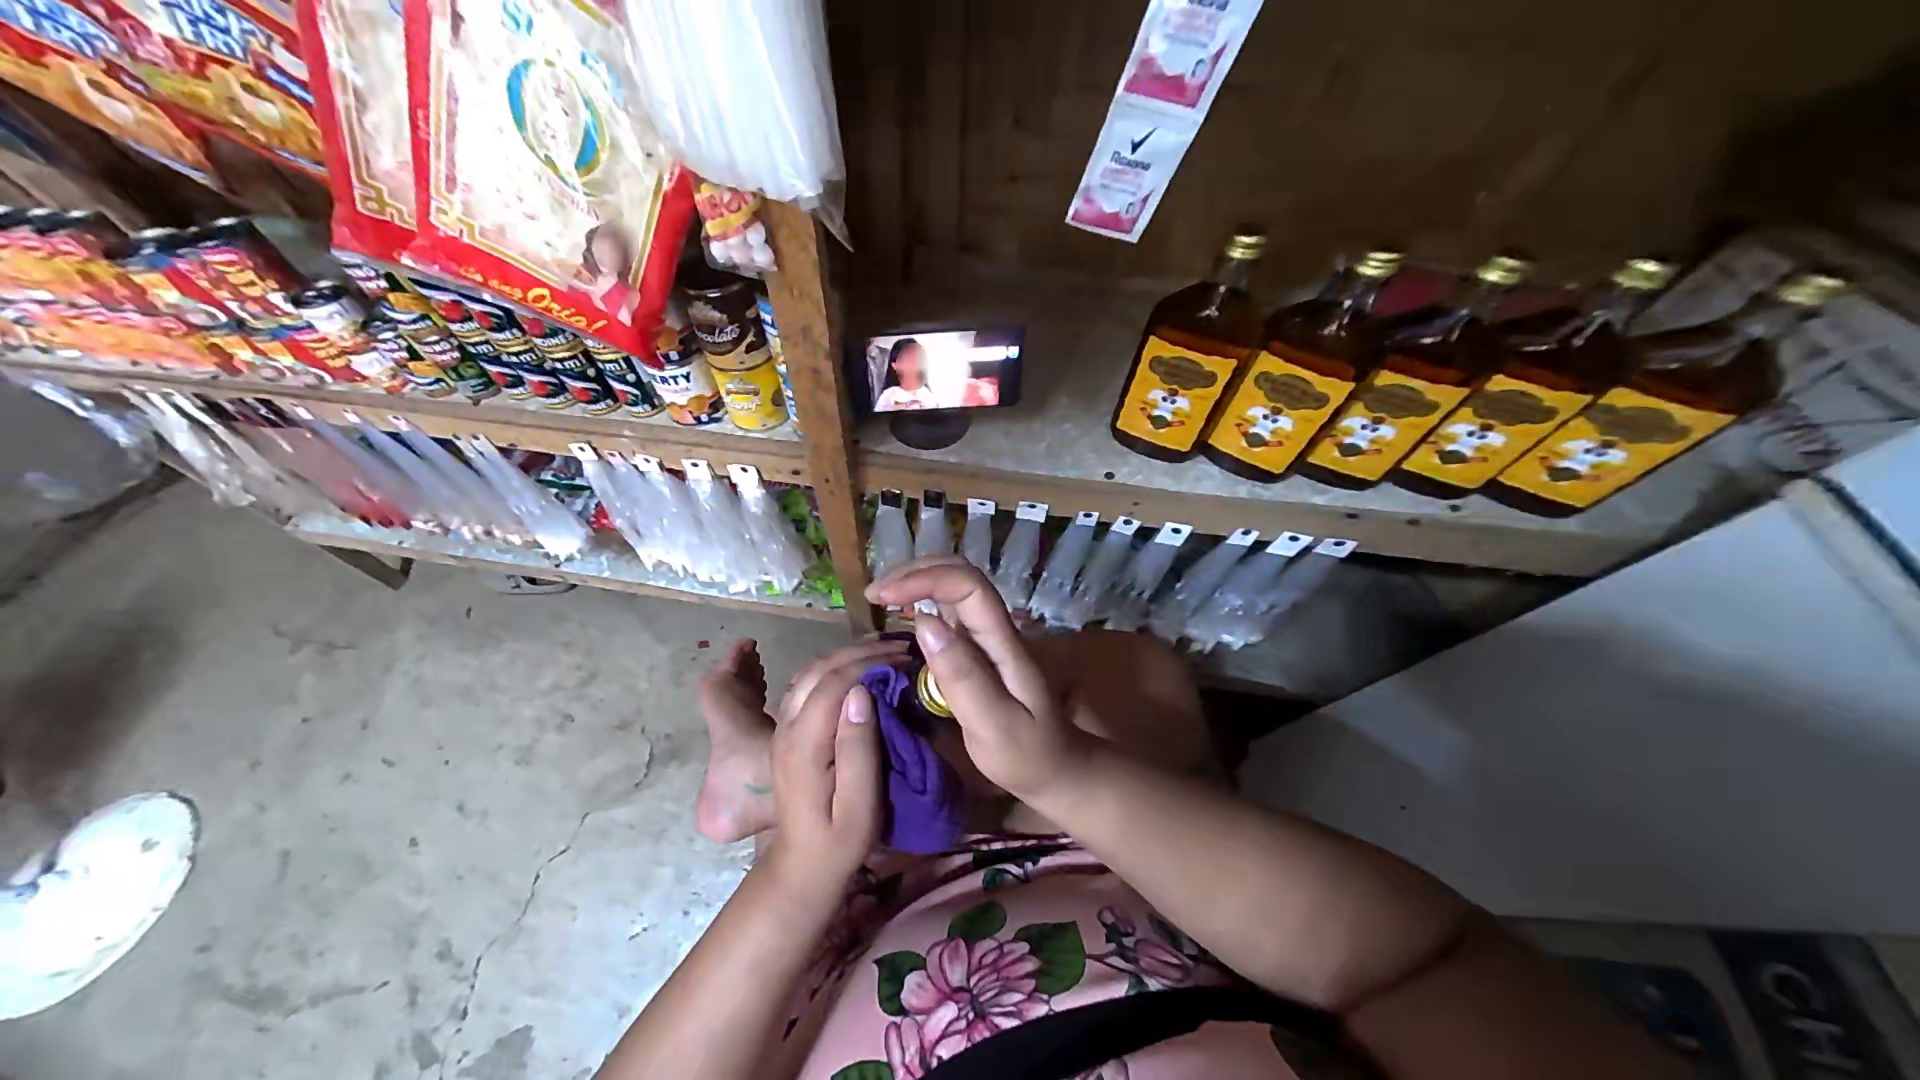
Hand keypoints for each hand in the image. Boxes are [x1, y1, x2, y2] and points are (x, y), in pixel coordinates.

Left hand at [762, 639, 906, 896]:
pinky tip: (860, 666)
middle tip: (902, 645)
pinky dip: (836, 667)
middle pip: (819, 669)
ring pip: (810, 672)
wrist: (802, 865)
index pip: (834, 683)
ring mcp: (783, 727)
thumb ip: (859, 748)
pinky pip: (809, 684)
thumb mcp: (860, 804)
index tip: (906, 657)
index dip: (870, 663)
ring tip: (886, 648)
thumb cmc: (840, 841)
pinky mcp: (788, 730)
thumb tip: (862, 692)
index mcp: (803, 744)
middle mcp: (786, 727)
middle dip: (860, 650)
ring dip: (847, 654)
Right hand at [866, 557, 1091, 800]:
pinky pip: (948, 610)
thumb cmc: (1026, 754)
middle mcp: (994, 628)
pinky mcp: (976, 649)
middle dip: (914, 571)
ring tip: (879, 598)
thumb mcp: (994, 725)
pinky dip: (919, 601)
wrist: (1057, 768)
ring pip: (953, 586)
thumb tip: (925, 623)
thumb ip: (962, 676)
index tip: (883, 597)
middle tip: (874, 594)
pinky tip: (899, 616)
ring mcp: (985, 636)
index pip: (967, 584)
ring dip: (915, 581)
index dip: (923, 579)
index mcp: (1002, 641)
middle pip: (959, 573)